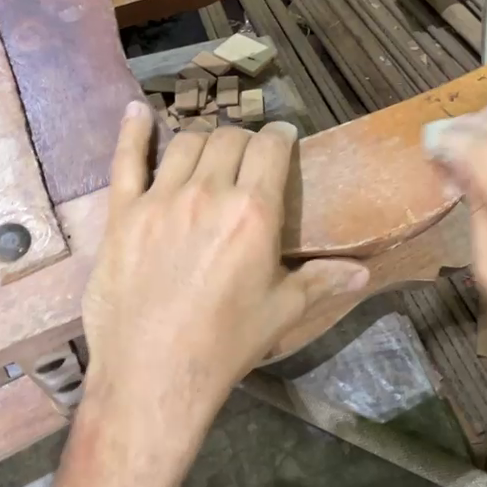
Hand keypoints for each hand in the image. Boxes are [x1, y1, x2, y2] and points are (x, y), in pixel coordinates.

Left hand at [81, 103, 368, 449]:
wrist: (153, 375)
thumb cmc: (226, 344)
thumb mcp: (282, 312)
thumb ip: (322, 281)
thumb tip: (363, 272)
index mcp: (253, 212)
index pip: (269, 148)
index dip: (279, 136)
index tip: (282, 138)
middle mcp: (208, 193)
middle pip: (228, 139)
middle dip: (243, 140)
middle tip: (247, 156)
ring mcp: (160, 199)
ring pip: (185, 143)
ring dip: (203, 140)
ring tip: (209, 151)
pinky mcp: (122, 213)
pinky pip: (126, 160)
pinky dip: (131, 132)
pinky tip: (136, 110)